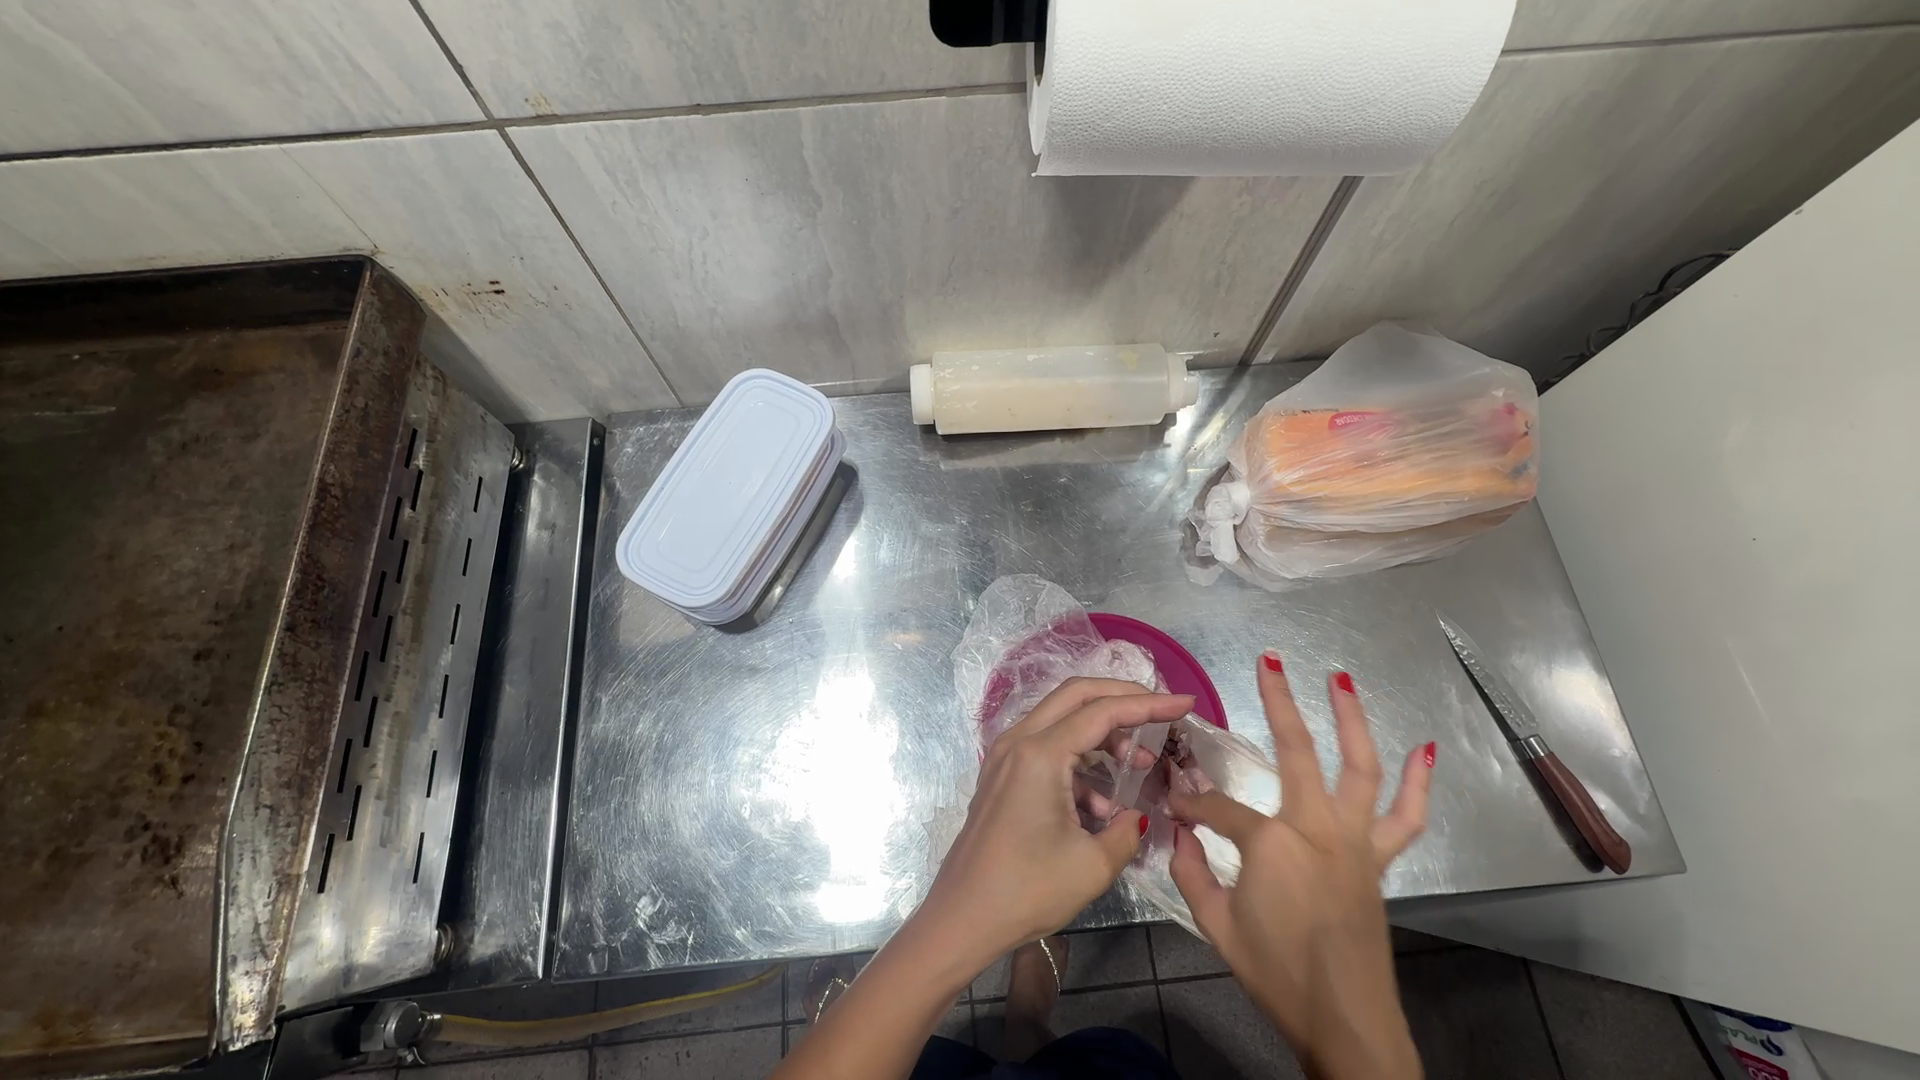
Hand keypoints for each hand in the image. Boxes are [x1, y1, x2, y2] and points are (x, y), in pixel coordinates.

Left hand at [917, 678, 1194, 969]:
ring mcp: (1005, 756)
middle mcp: (1018, 742)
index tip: (1185, 704)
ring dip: (1102, 733)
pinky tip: (1102, 804)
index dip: (1148, 704)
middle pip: (1076, 696)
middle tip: (1162, 712)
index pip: (1103, 711)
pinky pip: (1047, 747)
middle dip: (1123, 698)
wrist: (962, 918)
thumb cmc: (1027, 890)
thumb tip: (1137, 815)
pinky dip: (1079, 760)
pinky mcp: (1001, 775)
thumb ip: (1127, 829)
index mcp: (1040, 754)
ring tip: (1139, 764)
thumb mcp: (1093, 864)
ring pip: (1061, 720)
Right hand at [1170, 655, 1432, 1079]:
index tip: (1175, 807)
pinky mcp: (1378, 859)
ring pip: (1360, 767)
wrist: (1344, 1020)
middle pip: (1296, 750)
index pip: (1218, 807)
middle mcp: (1316, 827)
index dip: (1191, 803)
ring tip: (1341, 679)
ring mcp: (1355, 840)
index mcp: (1270, 842)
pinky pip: (1405, 817)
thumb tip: (1177, 826)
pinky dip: (1417, 783)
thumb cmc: (1275, 973)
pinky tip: (1425, 750)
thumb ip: (1189, 868)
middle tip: (1268, 660)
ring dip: (1351, 718)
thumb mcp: (1214, 923)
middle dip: (1278, 701)